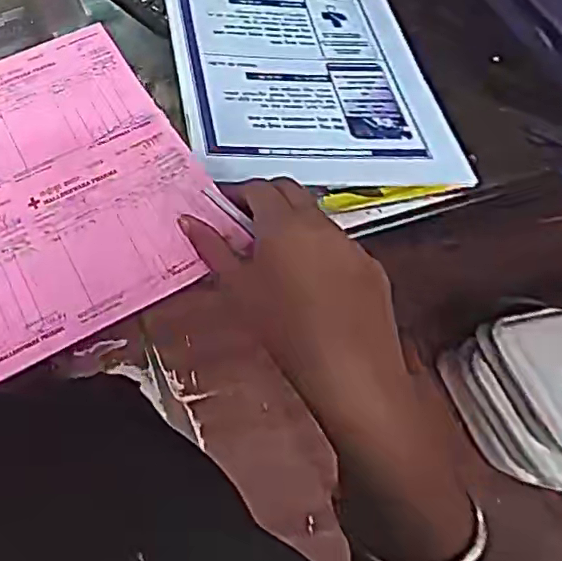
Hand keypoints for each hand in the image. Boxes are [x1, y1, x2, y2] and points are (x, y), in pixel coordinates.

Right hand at [178, 179, 409, 428]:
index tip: (221, 206)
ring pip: (315, 216)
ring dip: (291, 221)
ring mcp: (350, 246)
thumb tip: (190, 223)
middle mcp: (321, 226)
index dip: (236, 192)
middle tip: (241, 220)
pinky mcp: (371, 268)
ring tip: (270, 252)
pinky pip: (338, 243)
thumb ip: (212, 246)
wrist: (350, 372)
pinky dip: (317, 247)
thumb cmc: (286, 329)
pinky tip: (305, 279)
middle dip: (264, 197)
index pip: (258, 187)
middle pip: (289, 190)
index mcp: (284, 225)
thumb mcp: (237, 285)